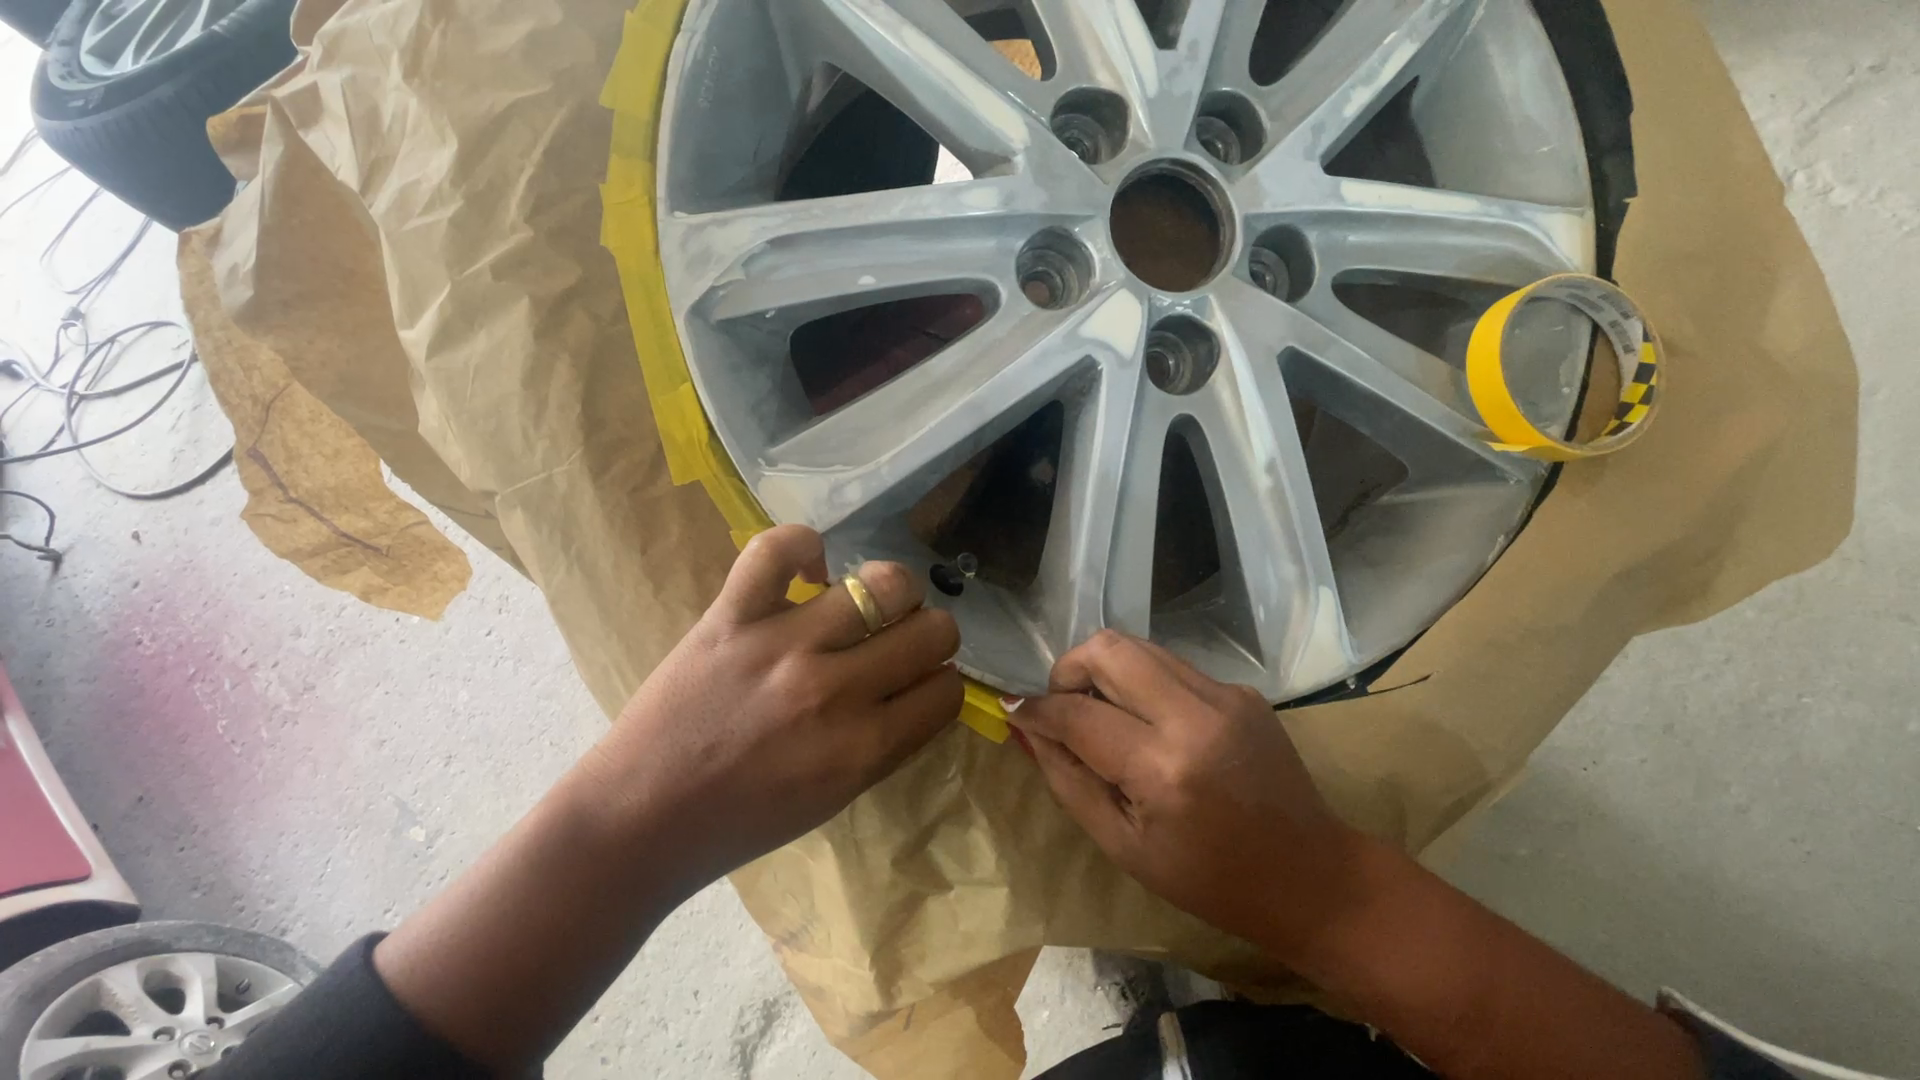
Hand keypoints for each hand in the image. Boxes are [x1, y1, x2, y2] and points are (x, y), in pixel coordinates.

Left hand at [587, 524, 963, 890]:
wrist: (643, 816)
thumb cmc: (743, 821)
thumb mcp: (836, 797)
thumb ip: (887, 743)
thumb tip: (922, 687)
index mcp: (864, 748)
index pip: (946, 691)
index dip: (941, 684)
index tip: (922, 683)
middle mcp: (835, 691)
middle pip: (933, 632)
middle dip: (930, 637)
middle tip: (899, 643)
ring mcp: (782, 644)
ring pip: (884, 584)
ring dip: (890, 593)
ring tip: (865, 606)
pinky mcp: (732, 614)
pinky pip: (780, 548)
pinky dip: (803, 546)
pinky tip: (810, 570)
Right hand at [1011, 631, 1360, 958]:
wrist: (1310, 876)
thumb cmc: (1208, 879)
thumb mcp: (1122, 845)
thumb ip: (1068, 780)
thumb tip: (1026, 729)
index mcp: (1163, 768)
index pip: (1078, 713)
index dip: (1037, 709)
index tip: (1015, 710)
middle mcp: (1195, 715)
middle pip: (1109, 649)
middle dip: (1069, 669)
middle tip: (1064, 707)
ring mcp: (1226, 695)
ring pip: (1140, 646)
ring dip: (1105, 671)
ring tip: (1103, 714)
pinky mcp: (1242, 691)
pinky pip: (1173, 667)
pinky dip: (1144, 684)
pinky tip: (1151, 727)